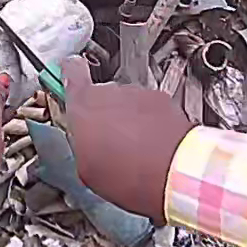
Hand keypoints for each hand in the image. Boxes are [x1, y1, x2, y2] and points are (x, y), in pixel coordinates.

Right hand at [59, 58, 194, 220]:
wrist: (178, 175)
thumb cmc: (129, 176)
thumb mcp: (88, 170)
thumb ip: (80, 144)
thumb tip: (82, 142)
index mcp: (83, 105)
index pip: (70, 71)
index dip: (69, 73)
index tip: (68, 76)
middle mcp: (110, 91)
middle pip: (100, 94)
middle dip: (103, 114)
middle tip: (108, 142)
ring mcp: (138, 93)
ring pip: (126, 102)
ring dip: (128, 120)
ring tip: (134, 151)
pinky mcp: (163, 100)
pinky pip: (149, 108)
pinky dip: (150, 123)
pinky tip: (152, 149)